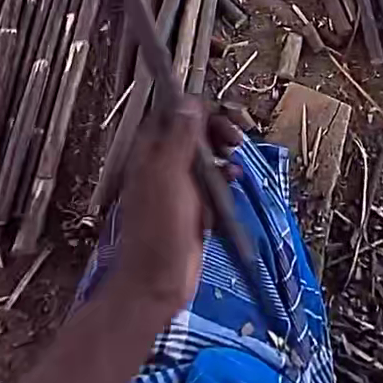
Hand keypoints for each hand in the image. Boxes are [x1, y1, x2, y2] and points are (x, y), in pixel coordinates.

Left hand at [107, 103, 251, 314]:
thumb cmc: (159, 225)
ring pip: (203, 156)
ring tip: (234, 155)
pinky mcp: (193, 206)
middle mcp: (162, 163)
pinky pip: (210, 183)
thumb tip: (189, 102)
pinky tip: (232, 179)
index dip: (195, 109)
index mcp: (149, 151)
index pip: (172, 114)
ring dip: (220, 152)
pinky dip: (222, 177)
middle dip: (213, 129)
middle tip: (233, 136)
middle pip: (190, 133)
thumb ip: (180, 136)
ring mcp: (178, 185)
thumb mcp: (169, 173)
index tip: (219, 113)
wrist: (159, 280)